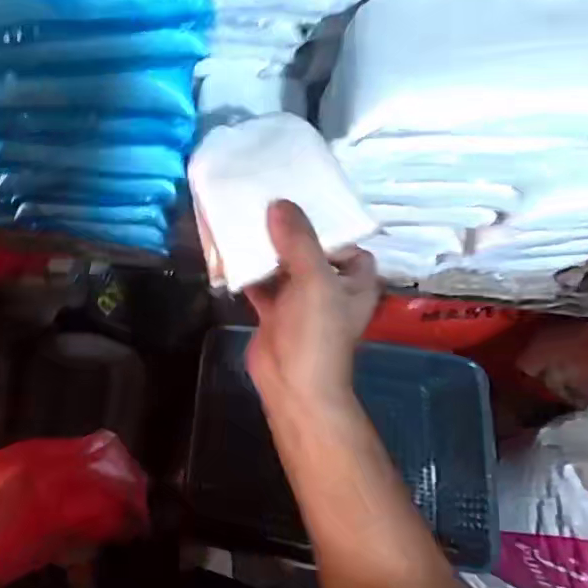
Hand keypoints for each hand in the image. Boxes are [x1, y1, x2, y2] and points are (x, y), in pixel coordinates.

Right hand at [244, 199, 378, 407]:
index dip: (332, 230)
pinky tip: (232, 255)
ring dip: (267, 252)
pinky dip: (249, 273)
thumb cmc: (316, 332)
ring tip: (247, 223)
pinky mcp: (275, 314)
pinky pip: (262, 285)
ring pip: (284, 268)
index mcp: (354, 283)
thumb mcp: (314, 279)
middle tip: (268, 206)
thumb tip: (280, 203)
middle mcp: (330, 290)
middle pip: (311, 253)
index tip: (304, 208)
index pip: (350, 247)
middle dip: (291, 234)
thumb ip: (299, 240)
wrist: (292, 384)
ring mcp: (301, 304)